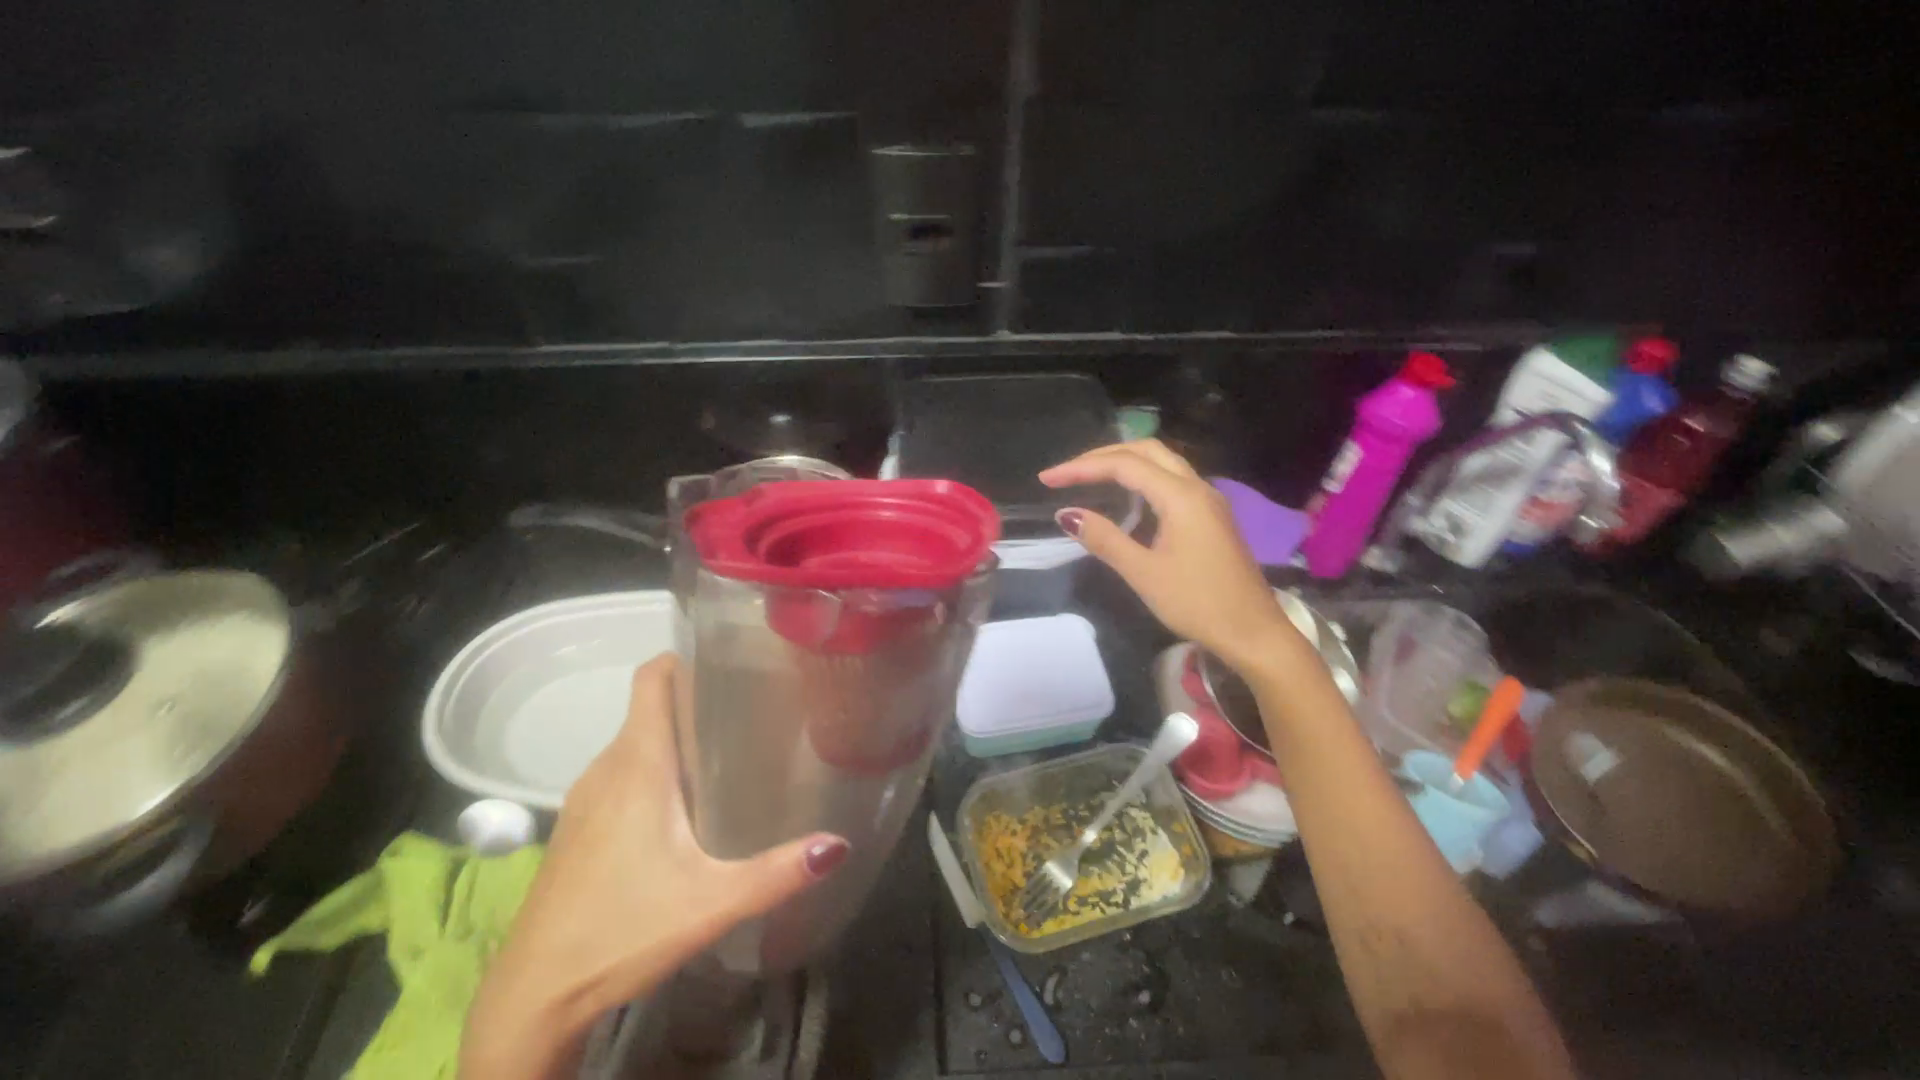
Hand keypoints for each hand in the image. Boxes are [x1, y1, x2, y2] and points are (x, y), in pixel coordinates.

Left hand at [463, 655, 846, 1078]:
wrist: (535, 992)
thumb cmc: (622, 930)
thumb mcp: (712, 902)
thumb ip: (778, 872)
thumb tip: (838, 844)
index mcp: (637, 764)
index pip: (651, 677)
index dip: (687, 657)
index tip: (735, 663)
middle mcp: (606, 768)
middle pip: (652, 708)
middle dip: (700, 702)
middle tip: (757, 714)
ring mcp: (585, 799)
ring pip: (637, 744)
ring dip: (678, 739)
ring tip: (732, 757)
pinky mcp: (579, 828)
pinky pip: (623, 775)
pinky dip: (656, 772)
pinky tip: (689, 810)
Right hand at [1040, 440, 1306, 673]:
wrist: (1254, 632)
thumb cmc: (1198, 603)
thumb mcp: (1144, 573)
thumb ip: (1105, 539)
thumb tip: (1067, 514)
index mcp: (1181, 496)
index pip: (1124, 465)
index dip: (1081, 467)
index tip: (1047, 480)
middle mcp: (1198, 488)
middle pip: (1146, 451)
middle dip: (1103, 455)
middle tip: (1067, 472)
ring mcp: (1208, 501)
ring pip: (1163, 463)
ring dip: (1125, 463)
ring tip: (1089, 478)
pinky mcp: (1212, 517)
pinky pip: (1173, 481)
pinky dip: (1143, 478)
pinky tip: (1126, 498)